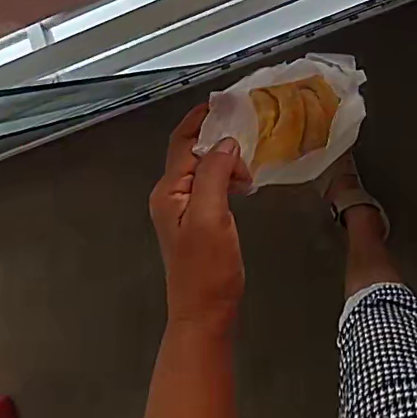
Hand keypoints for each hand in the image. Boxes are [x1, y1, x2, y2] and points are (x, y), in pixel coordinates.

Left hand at [148, 103, 251, 325]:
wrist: (204, 313)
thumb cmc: (206, 271)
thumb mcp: (212, 217)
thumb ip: (216, 175)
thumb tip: (226, 143)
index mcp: (169, 192)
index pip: (183, 143)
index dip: (200, 120)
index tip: (222, 104)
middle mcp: (171, 196)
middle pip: (191, 151)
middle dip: (216, 137)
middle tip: (244, 130)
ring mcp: (183, 208)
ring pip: (204, 167)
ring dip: (225, 159)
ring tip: (247, 164)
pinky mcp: (197, 219)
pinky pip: (211, 184)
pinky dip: (227, 175)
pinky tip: (243, 183)